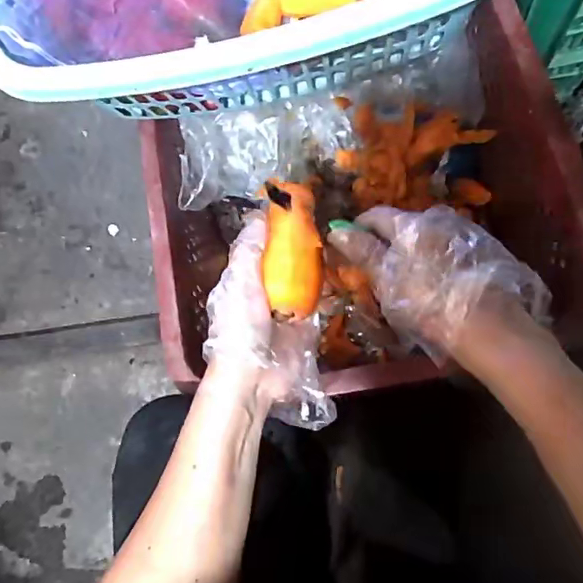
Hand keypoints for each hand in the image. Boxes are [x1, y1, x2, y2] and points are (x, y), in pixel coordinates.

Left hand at [202, 213, 333, 425]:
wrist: (254, 376)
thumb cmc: (239, 326)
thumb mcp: (239, 282)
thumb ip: (249, 251)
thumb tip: (258, 216)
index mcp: (243, 280)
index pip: (259, 247)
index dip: (273, 227)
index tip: (293, 205)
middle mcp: (265, 291)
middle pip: (285, 261)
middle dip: (300, 244)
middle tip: (321, 219)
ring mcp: (287, 308)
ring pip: (305, 278)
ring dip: (317, 263)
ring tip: (335, 239)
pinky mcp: (307, 325)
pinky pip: (321, 302)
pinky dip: (330, 288)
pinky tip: (344, 269)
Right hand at [326, 205, 551, 368]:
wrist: (489, 325)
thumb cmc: (427, 303)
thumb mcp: (386, 280)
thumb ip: (362, 251)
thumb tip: (335, 229)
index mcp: (409, 223)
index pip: (375, 215)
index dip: (359, 229)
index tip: (351, 247)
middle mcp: (438, 217)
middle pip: (404, 225)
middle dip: (390, 242)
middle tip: (381, 270)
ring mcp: (466, 231)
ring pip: (430, 237)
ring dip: (417, 251)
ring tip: (414, 279)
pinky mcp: (488, 249)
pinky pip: (452, 248)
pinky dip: (441, 260)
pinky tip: (443, 283)